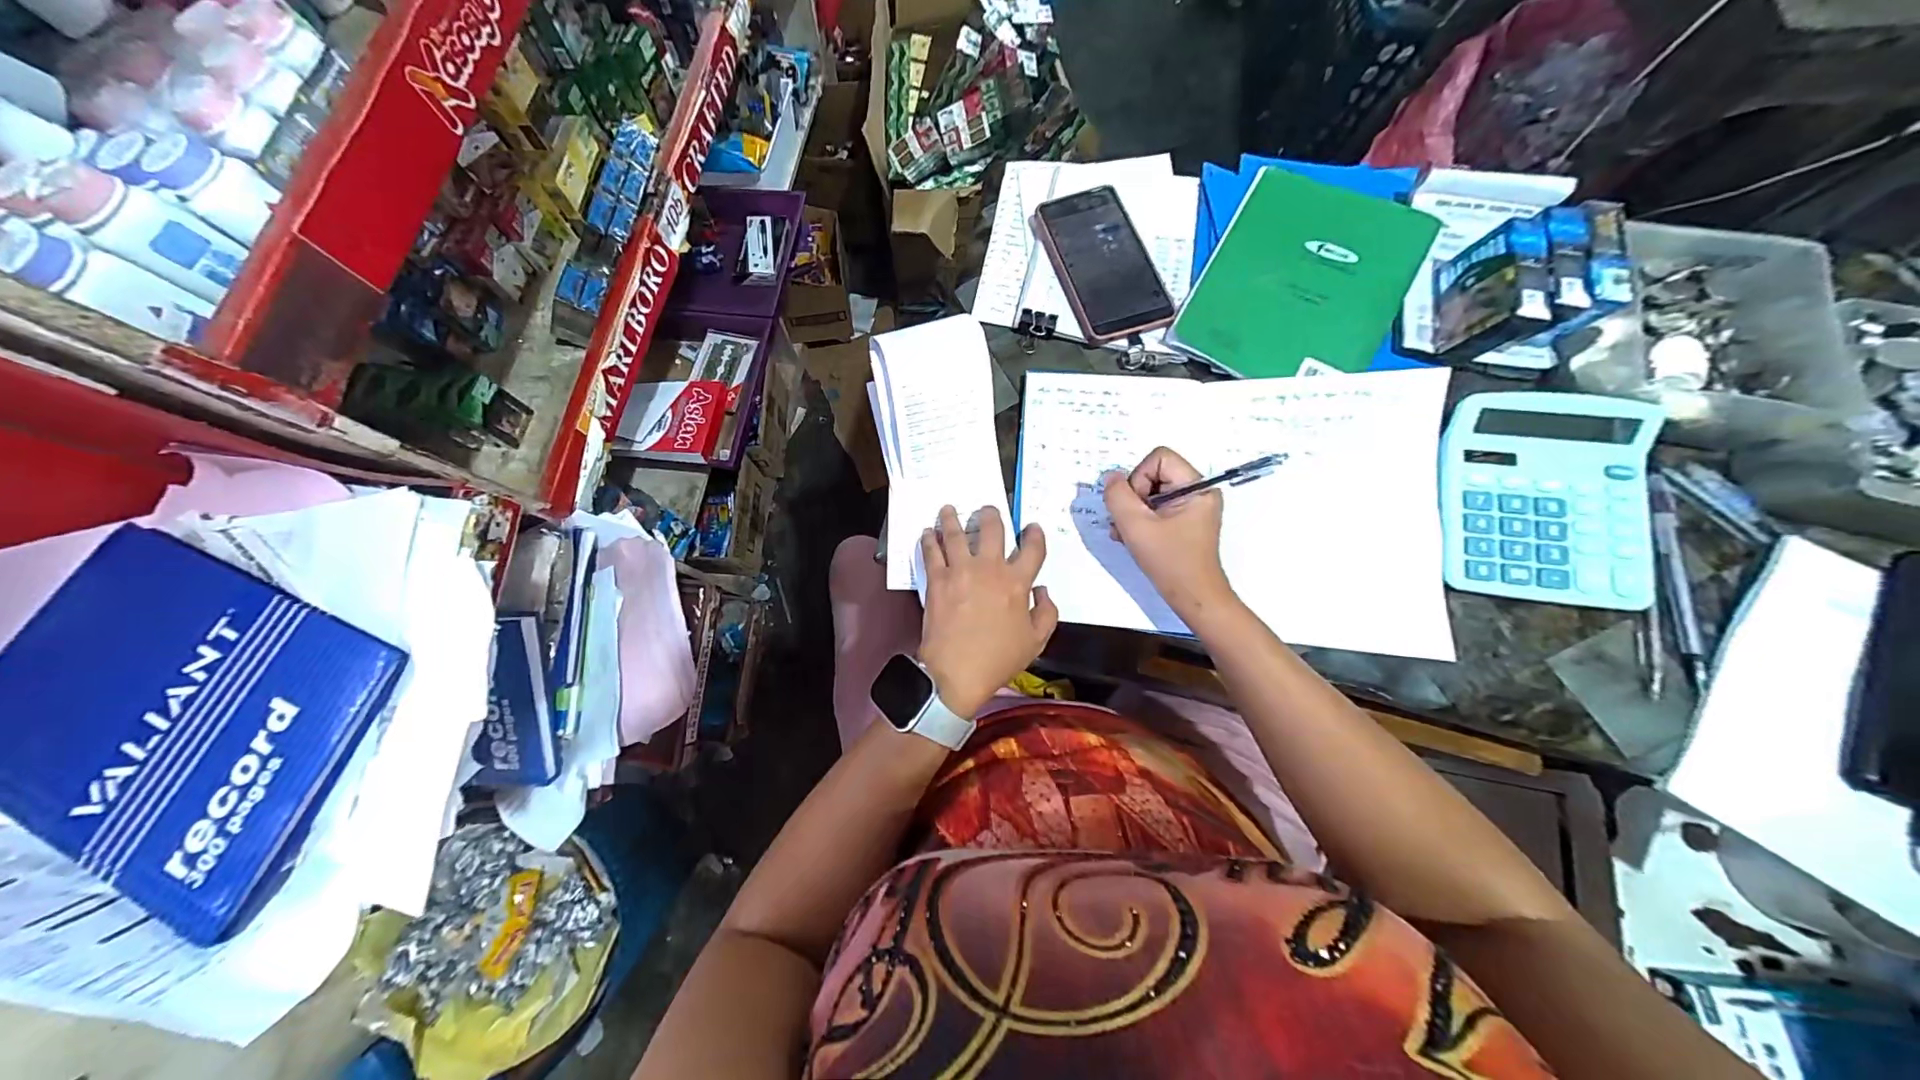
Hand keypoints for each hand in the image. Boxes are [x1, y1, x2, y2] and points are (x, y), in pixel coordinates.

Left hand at [918, 505, 1058, 717]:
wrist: (957, 671)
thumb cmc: (998, 659)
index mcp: (1017, 582)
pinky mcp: (936, 579)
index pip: (1032, 548)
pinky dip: (929, 539)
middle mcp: (989, 568)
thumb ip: (1046, 612)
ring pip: (955, 533)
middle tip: (987, 509)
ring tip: (948, 509)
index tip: (1032, 528)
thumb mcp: (1036, 641)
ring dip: (952, 518)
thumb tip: (1043, 591)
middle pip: (992, 528)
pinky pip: (931, 552)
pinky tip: (927, 533)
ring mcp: (960, 571)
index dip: (1034, 534)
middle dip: (991, 514)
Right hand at [1102, 447, 1236, 619]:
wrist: (1193, 597)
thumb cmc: (1170, 562)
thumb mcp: (1136, 526)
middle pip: (1153, 474)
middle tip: (1127, 523)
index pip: (1159, 458)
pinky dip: (1140, 520)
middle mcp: (1198, 492)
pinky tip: (1131, 538)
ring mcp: (1191, 507)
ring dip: (1132, 511)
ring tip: (1126, 534)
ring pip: (1150, 492)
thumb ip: (1118, 496)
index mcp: (1197, 487)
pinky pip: (1155, 508)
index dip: (1138, 478)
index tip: (1136, 507)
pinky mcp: (1183, 521)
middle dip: (1133, 498)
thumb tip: (1111, 477)